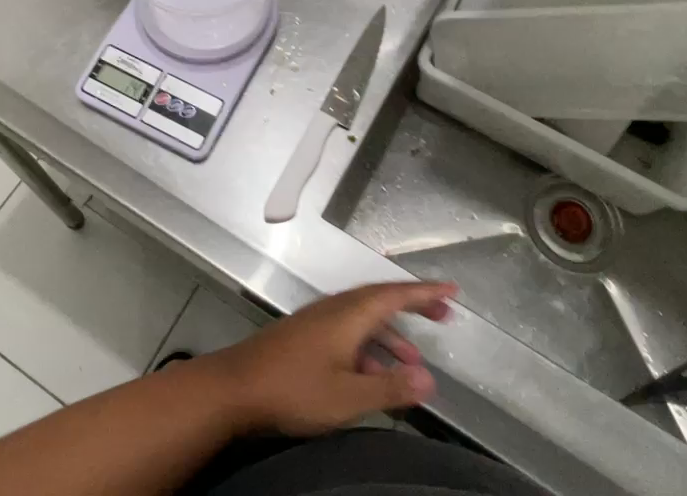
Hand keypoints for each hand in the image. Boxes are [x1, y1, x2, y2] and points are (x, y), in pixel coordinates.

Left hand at [202, 280, 456, 435]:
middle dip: (413, 307)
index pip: (395, 295)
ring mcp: (317, 321)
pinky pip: (348, 331)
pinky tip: (371, 374)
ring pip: (363, 318)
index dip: (425, 292)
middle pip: (381, 300)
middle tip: (442, 316)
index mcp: (348, 315)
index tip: (452, 290)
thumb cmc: (293, 389)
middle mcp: (334, 309)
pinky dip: (368, 346)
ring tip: (413, 362)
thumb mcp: (347, 397)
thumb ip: (389, 388)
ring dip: (391, 334)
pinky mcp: (304, 337)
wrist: (234, 388)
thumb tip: (430, 380)